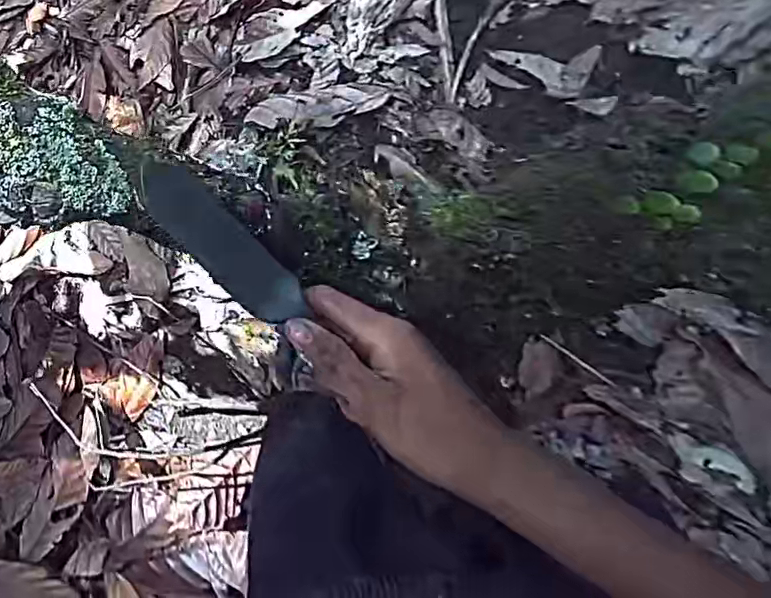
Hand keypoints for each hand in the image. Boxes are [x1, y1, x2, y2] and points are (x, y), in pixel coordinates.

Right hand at [286, 285, 515, 498]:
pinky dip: (354, 382)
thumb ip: (330, 359)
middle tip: (308, 379)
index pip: (323, 298)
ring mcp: (400, 351)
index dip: (296, 308)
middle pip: (334, 321)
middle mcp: (390, 331)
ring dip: (335, 369)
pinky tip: (360, 409)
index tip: (274, 333)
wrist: (496, 472)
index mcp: (382, 330)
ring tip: (341, 401)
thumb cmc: (432, 436)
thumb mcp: (371, 400)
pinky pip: (364, 363)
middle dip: (315, 346)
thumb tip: (292, 324)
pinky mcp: (405, 371)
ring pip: (347, 345)